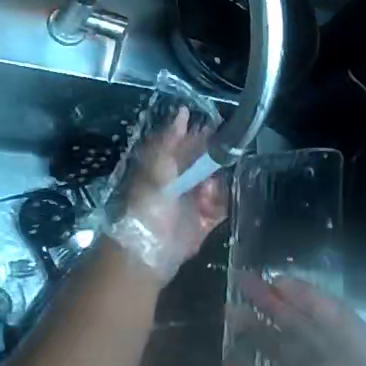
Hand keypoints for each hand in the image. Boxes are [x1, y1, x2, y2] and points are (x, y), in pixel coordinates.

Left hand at [115, 107, 228, 269]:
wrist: (144, 254)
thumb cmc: (146, 207)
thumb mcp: (155, 169)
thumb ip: (169, 141)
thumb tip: (182, 111)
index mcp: (164, 167)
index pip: (187, 145)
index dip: (202, 137)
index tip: (219, 129)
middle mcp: (179, 183)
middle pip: (205, 164)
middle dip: (213, 163)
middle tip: (216, 164)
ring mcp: (192, 203)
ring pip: (215, 185)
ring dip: (217, 186)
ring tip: (207, 194)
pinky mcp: (202, 224)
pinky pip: (220, 209)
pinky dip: (221, 206)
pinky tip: (213, 207)